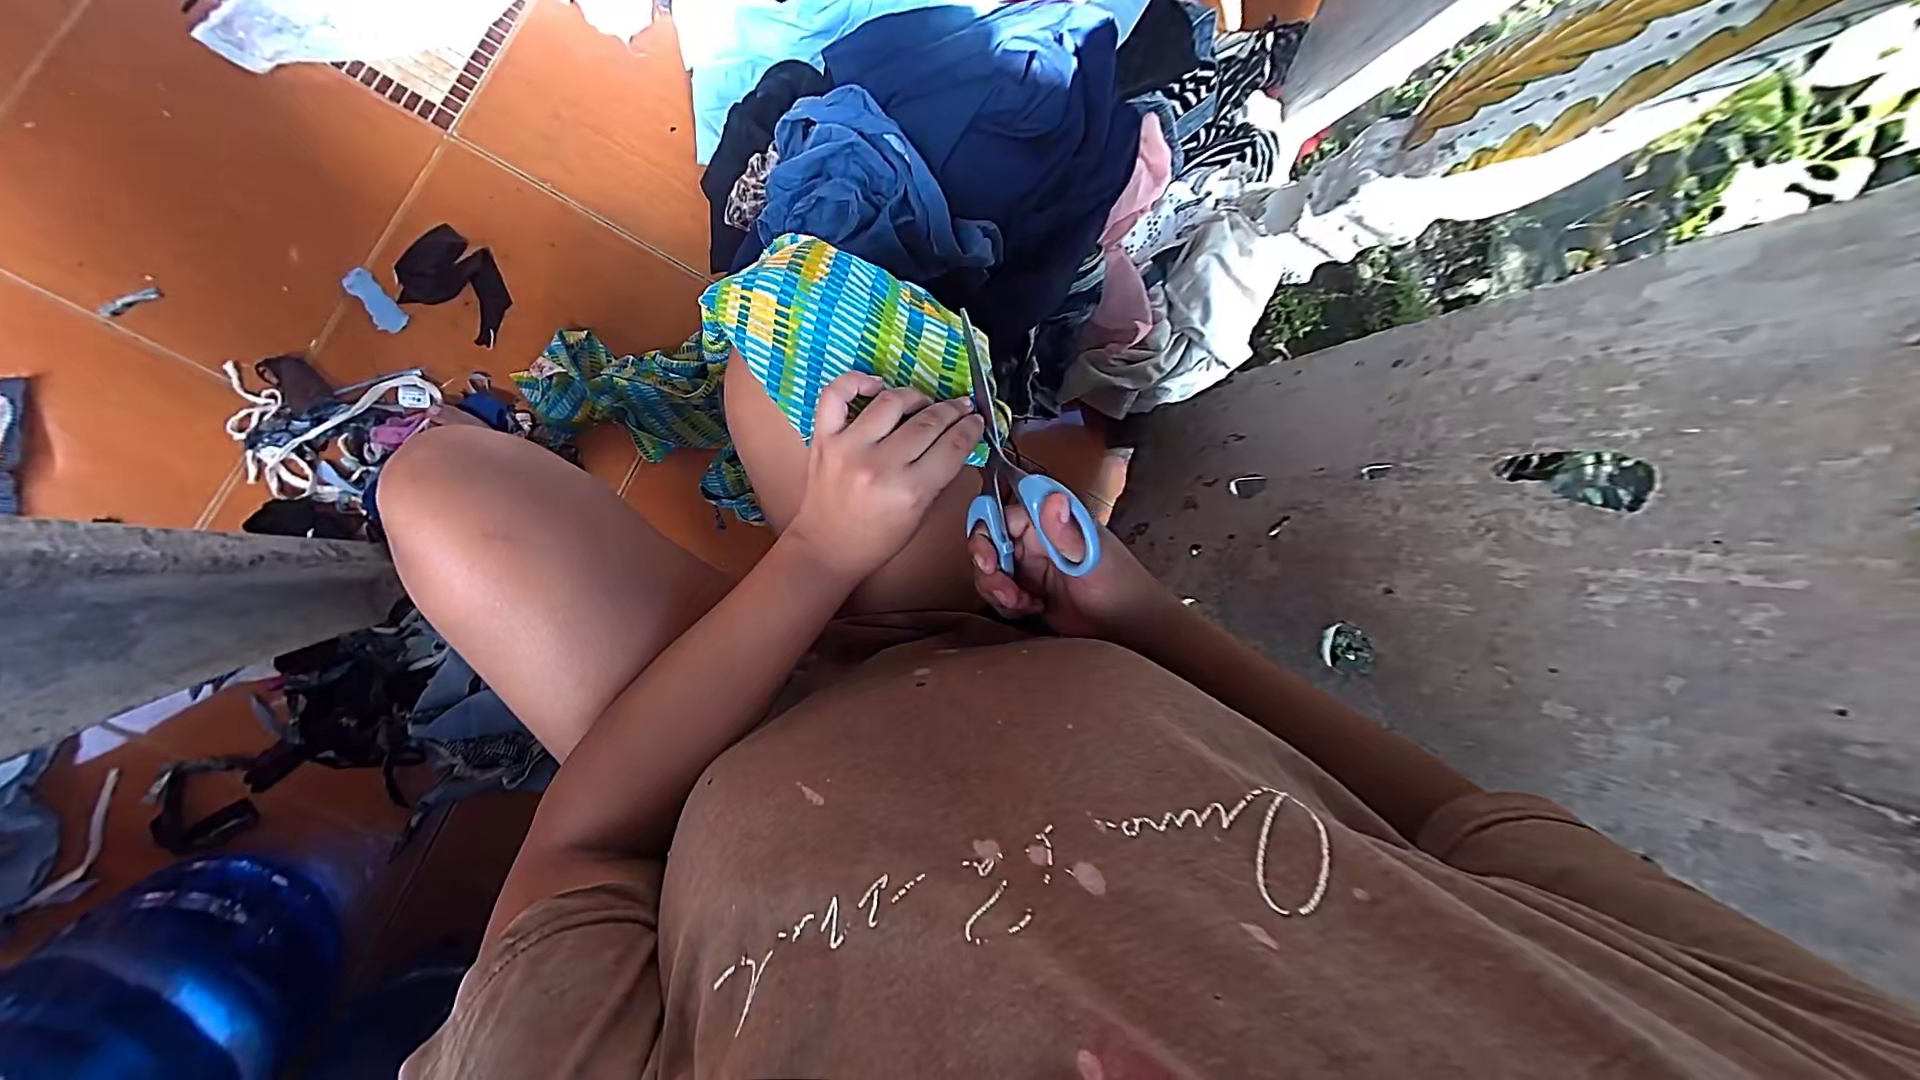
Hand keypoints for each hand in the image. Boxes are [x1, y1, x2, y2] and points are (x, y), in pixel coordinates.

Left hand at [785, 373, 984, 586]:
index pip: (952, 446)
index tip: (976, 420)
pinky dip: (856, 381)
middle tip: (961, 407)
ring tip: (924, 403)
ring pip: (892, 401)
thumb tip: (957, 441)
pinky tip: (876, 385)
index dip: (970, 428)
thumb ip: (938, 477)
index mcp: (909, 491)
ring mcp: (848, 448)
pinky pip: (836, 395)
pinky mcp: (823, 439)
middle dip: (952, 411)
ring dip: (916, 396)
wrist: (828, 549)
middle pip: (928, 421)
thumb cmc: (877, 539)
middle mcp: (879, 465)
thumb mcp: (920, 515)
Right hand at [969, 491, 1179, 640]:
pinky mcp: (1029, 592)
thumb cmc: (1122, 588)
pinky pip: (1000, 594)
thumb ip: (1067, 533)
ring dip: (997, 589)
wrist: (1131, 630)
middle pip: (990, 543)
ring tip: (1021, 604)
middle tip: (1004, 590)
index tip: (988, 558)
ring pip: (991, 570)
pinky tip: (1031, 610)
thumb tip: (1052, 499)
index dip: (987, 532)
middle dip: (988, 568)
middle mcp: (1038, 539)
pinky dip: (1007, 605)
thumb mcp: (1094, 559)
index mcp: (1051, 521)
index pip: (1004, 514)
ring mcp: (1032, 567)